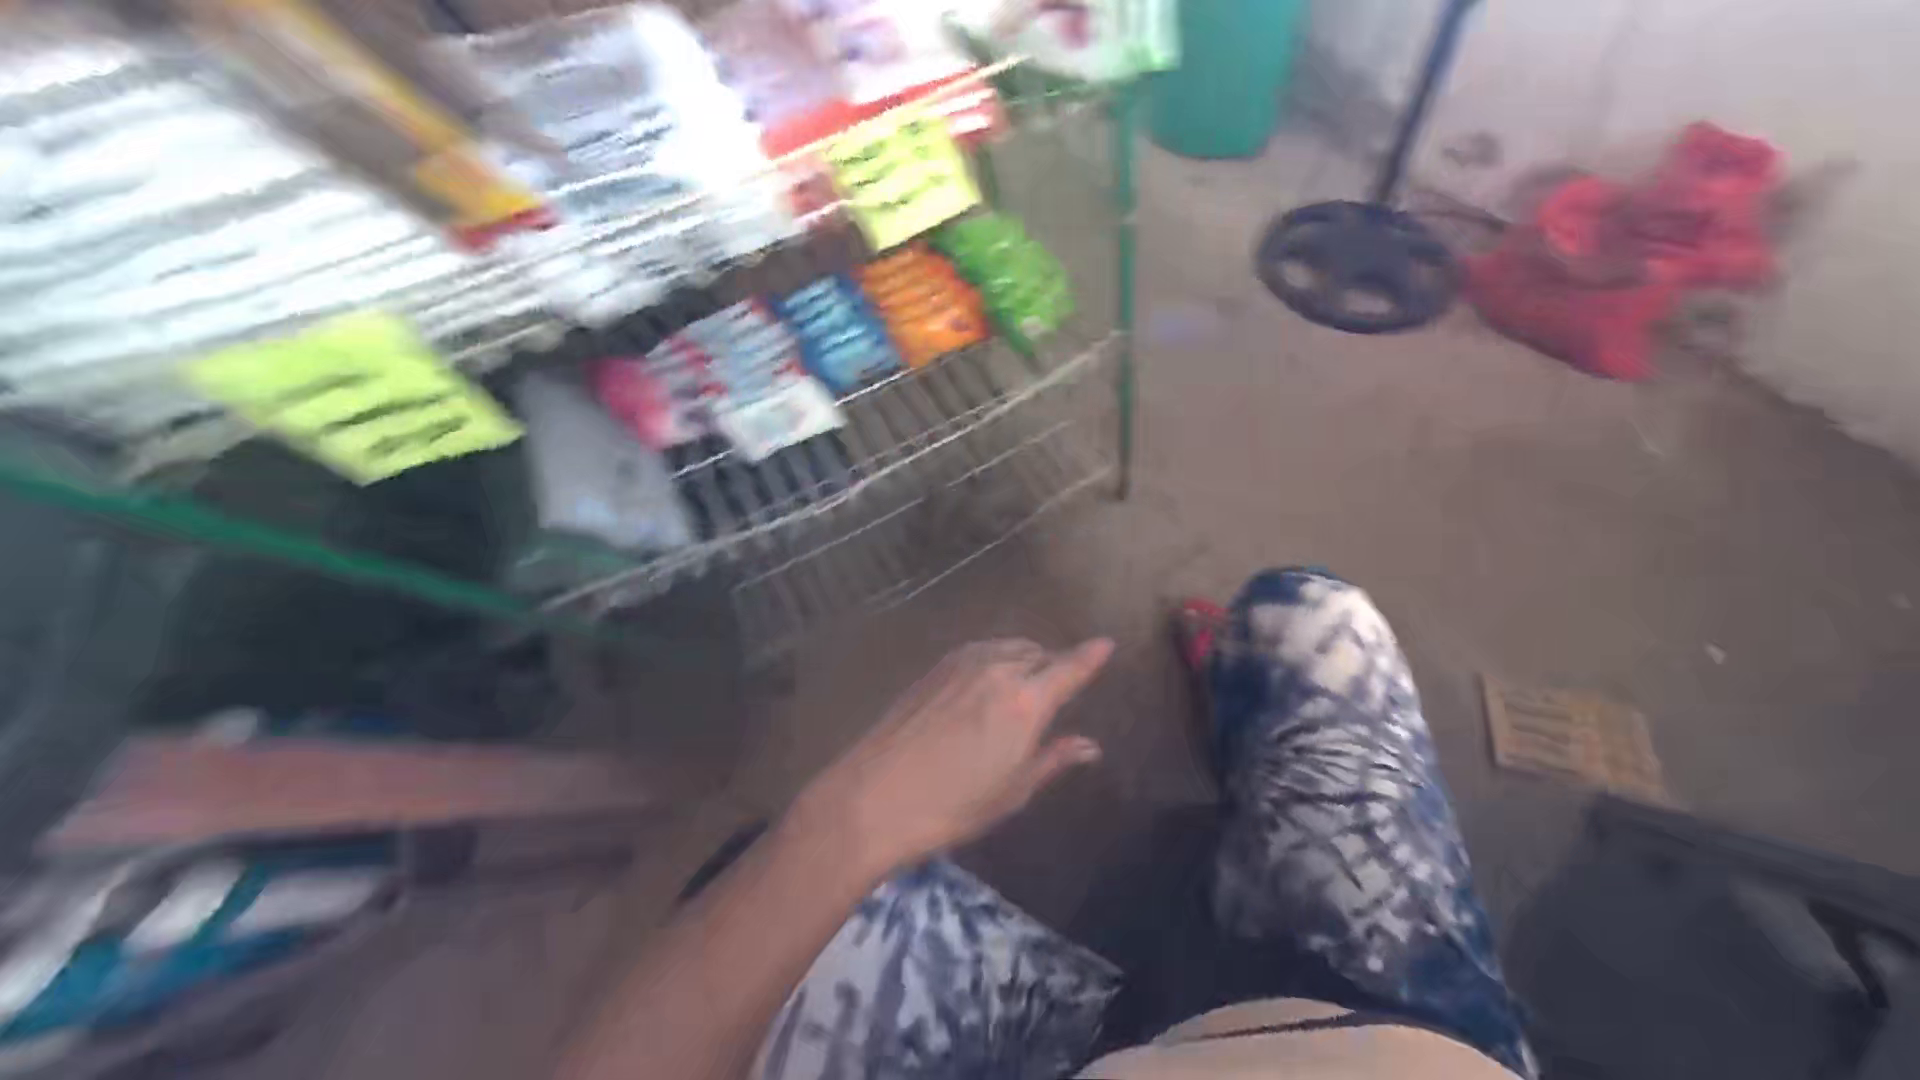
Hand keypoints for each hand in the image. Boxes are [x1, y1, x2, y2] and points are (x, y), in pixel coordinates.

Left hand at [788, 638, 1113, 875]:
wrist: (873, 796)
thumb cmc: (952, 805)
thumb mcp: (1013, 791)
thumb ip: (1053, 758)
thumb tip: (1090, 745)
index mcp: (1026, 700)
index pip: (1069, 668)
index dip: (1091, 656)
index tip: (1107, 643)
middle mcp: (998, 669)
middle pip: (1039, 653)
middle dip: (1054, 666)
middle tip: (1057, 691)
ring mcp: (963, 663)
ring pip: (1008, 648)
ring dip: (1025, 659)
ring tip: (1024, 685)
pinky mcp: (936, 667)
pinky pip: (981, 651)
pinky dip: (996, 658)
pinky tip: (987, 683)